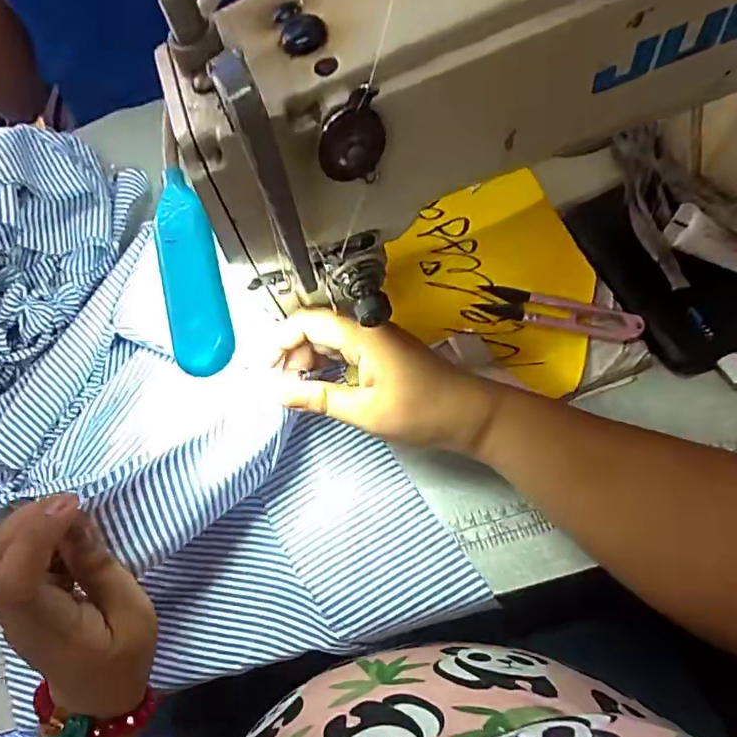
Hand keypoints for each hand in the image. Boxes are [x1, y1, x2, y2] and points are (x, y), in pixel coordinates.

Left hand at [0, 494, 157, 716]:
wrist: (95, 700)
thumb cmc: (122, 659)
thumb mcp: (132, 613)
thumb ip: (102, 568)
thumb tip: (76, 525)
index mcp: (46, 626)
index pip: (17, 577)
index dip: (36, 533)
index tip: (72, 505)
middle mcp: (15, 615)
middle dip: (30, 517)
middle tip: (72, 503)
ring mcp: (8, 608)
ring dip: (27, 522)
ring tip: (67, 514)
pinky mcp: (13, 601)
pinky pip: (8, 556)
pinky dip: (29, 533)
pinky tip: (60, 532)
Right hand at [270, 310, 508, 456]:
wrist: (472, 415)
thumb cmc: (421, 412)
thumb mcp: (364, 410)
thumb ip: (318, 398)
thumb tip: (277, 392)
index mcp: (362, 335)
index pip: (308, 321)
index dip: (280, 340)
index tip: (264, 368)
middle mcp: (369, 329)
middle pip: (317, 328)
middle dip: (293, 352)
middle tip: (284, 386)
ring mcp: (379, 340)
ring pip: (332, 339)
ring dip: (311, 360)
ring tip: (301, 389)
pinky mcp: (386, 352)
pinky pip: (348, 351)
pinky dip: (330, 366)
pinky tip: (324, 386)